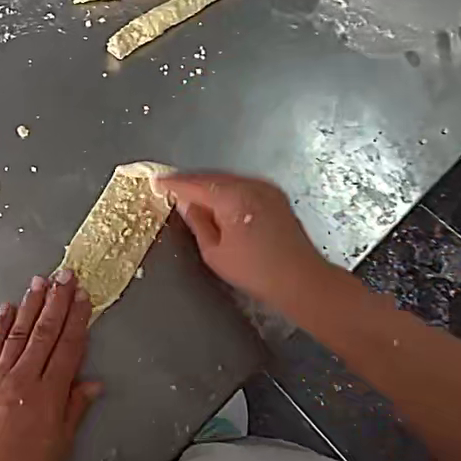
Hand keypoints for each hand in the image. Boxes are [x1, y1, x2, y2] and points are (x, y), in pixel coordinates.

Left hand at [0, 272, 100, 460]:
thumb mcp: (60, 445)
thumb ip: (75, 408)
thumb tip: (93, 382)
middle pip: (45, 332)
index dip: (77, 320)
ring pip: (19, 332)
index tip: (83, 297)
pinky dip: (0, 324)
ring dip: (31, 304)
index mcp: (49, 395)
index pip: (67, 348)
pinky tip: (7, 307)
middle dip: (57, 301)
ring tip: (40, 281)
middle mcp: (24, 378)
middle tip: (65, 275)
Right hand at [160, 172, 334, 306]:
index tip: (156, 182)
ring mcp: (264, 188)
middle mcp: (249, 185)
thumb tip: (185, 204)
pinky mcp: (274, 195)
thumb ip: (197, 222)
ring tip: (190, 195)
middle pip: (211, 177)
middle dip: (190, 183)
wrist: (304, 282)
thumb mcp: (214, 253)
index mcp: (232, 196)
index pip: (194, 184)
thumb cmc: (256, 272)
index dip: (173, 184)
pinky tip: (217, 201)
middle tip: (170, 188)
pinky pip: (241, 185)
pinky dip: (224, 190)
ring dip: (207, 185)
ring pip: (226, 180)